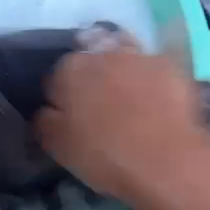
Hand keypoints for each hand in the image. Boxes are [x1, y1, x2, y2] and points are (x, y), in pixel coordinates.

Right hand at [36, 33, 209, 204]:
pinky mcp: (166, 63)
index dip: (60, 96)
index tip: (67, 115)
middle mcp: (100, 52)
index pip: (55, 76)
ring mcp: (136, 53)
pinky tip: (153, 91)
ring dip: (118, 63)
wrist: (165, 159)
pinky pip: (151, 61)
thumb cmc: (105, 156)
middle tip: (97, 102)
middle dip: (89, 74)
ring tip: (124, 87)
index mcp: (69, 70)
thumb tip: (44, 109)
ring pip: (119, 49)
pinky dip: (149, 72)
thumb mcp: (59, 147)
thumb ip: (44, 121)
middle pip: (88, 57)